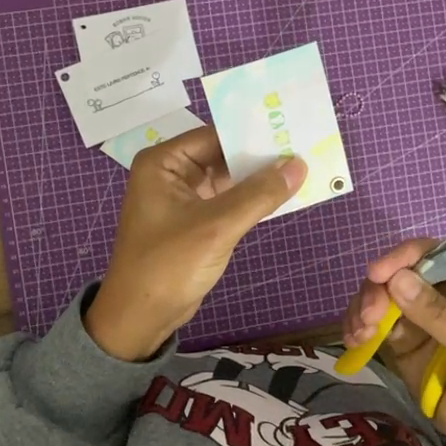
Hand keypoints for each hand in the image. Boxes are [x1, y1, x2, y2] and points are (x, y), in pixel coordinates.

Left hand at [87, 128, 306, 360]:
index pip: (215, 135)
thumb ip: (259, 194)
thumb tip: (298, 164)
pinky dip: (253, 199)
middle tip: (306, 144)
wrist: (140, 318)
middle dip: (261, 155)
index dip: (253, 132)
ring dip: (260, 178)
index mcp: (163, 162)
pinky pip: (229, 200)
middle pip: (223, 154)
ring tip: (304, 165)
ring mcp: (183, 198)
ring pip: (229, 178)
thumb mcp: (216, 226)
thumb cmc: (168, 265)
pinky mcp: (195, 221)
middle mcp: (171, 173)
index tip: (293, 126)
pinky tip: (284, 194)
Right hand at [341, 239, 445, 445]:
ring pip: (382, 293)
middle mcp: (444, 293)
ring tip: (359, 333)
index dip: (406, 255)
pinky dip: (359, 325)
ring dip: (364, 307)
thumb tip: (396, 279)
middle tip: (368, 316)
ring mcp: (420, 316)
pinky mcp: (401, 340)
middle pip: (402, 271)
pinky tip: (355, 340)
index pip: (437, 252)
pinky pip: (373, 320)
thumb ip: (439, 315)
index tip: (380, 272)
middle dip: (379, 289)